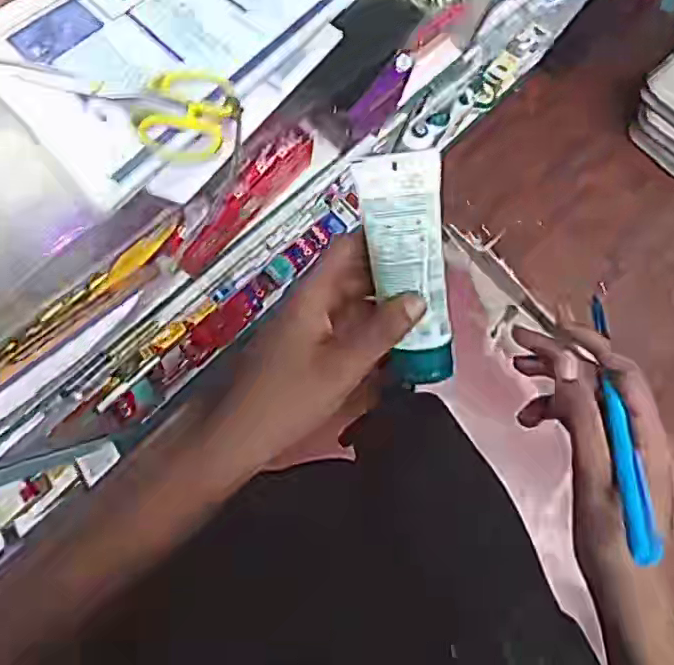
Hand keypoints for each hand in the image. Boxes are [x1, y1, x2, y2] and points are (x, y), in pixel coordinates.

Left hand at [203, 233, 422, 474]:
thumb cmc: (288, 398)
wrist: (240, 434)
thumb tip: (418, 298)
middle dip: (391, 272)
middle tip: (433, 277)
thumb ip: (381, 332)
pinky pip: (345, 324)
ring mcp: (309, 323)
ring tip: (424, 306)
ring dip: (383, 301)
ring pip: (352, 300)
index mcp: (312, 294)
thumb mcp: (342, 367)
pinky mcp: (309, 345)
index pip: (347, 248)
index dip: (379, 238)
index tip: (416, 238)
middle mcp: (310, 301)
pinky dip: (370, 326)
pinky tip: (397, 341)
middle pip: (353, 272)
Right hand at [511, 322, 672, 538]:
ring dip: (553, 382)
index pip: (621, 370)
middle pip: (600, 378)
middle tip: (518, 346)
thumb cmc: (614, 542)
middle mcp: (638, 432)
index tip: (549, 329)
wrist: (628, 596)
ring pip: (587, 395)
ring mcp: (624, 445)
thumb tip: (568, 365)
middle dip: (560, 358)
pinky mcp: (610, 457)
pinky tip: (530, 419)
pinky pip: (582, 418)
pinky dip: (555, 411)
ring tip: (518, 376)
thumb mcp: (594, 477)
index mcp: (644, 434)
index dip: (587, 343)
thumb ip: (583, 419)